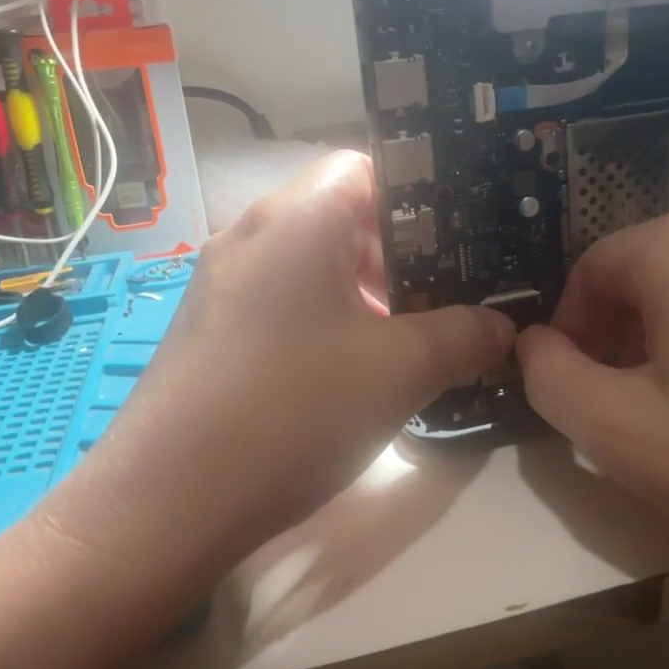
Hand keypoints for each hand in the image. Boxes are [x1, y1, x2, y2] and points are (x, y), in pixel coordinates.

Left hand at [50, 151, 515, 556]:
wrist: (167, 502)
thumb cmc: (295, 411)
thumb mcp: (400, 371)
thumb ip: (463, 336)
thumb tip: (501, 326)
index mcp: (298, 219)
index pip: (368, 167)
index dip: (425, 196)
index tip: (467, 240)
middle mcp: (252, 235)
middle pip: (342, 218)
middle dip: (404, 256)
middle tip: (453, 297)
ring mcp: (222, 284)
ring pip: (313, 267)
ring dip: (367, 297)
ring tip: (413, 342)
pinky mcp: (211, 331)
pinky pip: (284, 305)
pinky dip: (328, 324)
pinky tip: (355, 375)